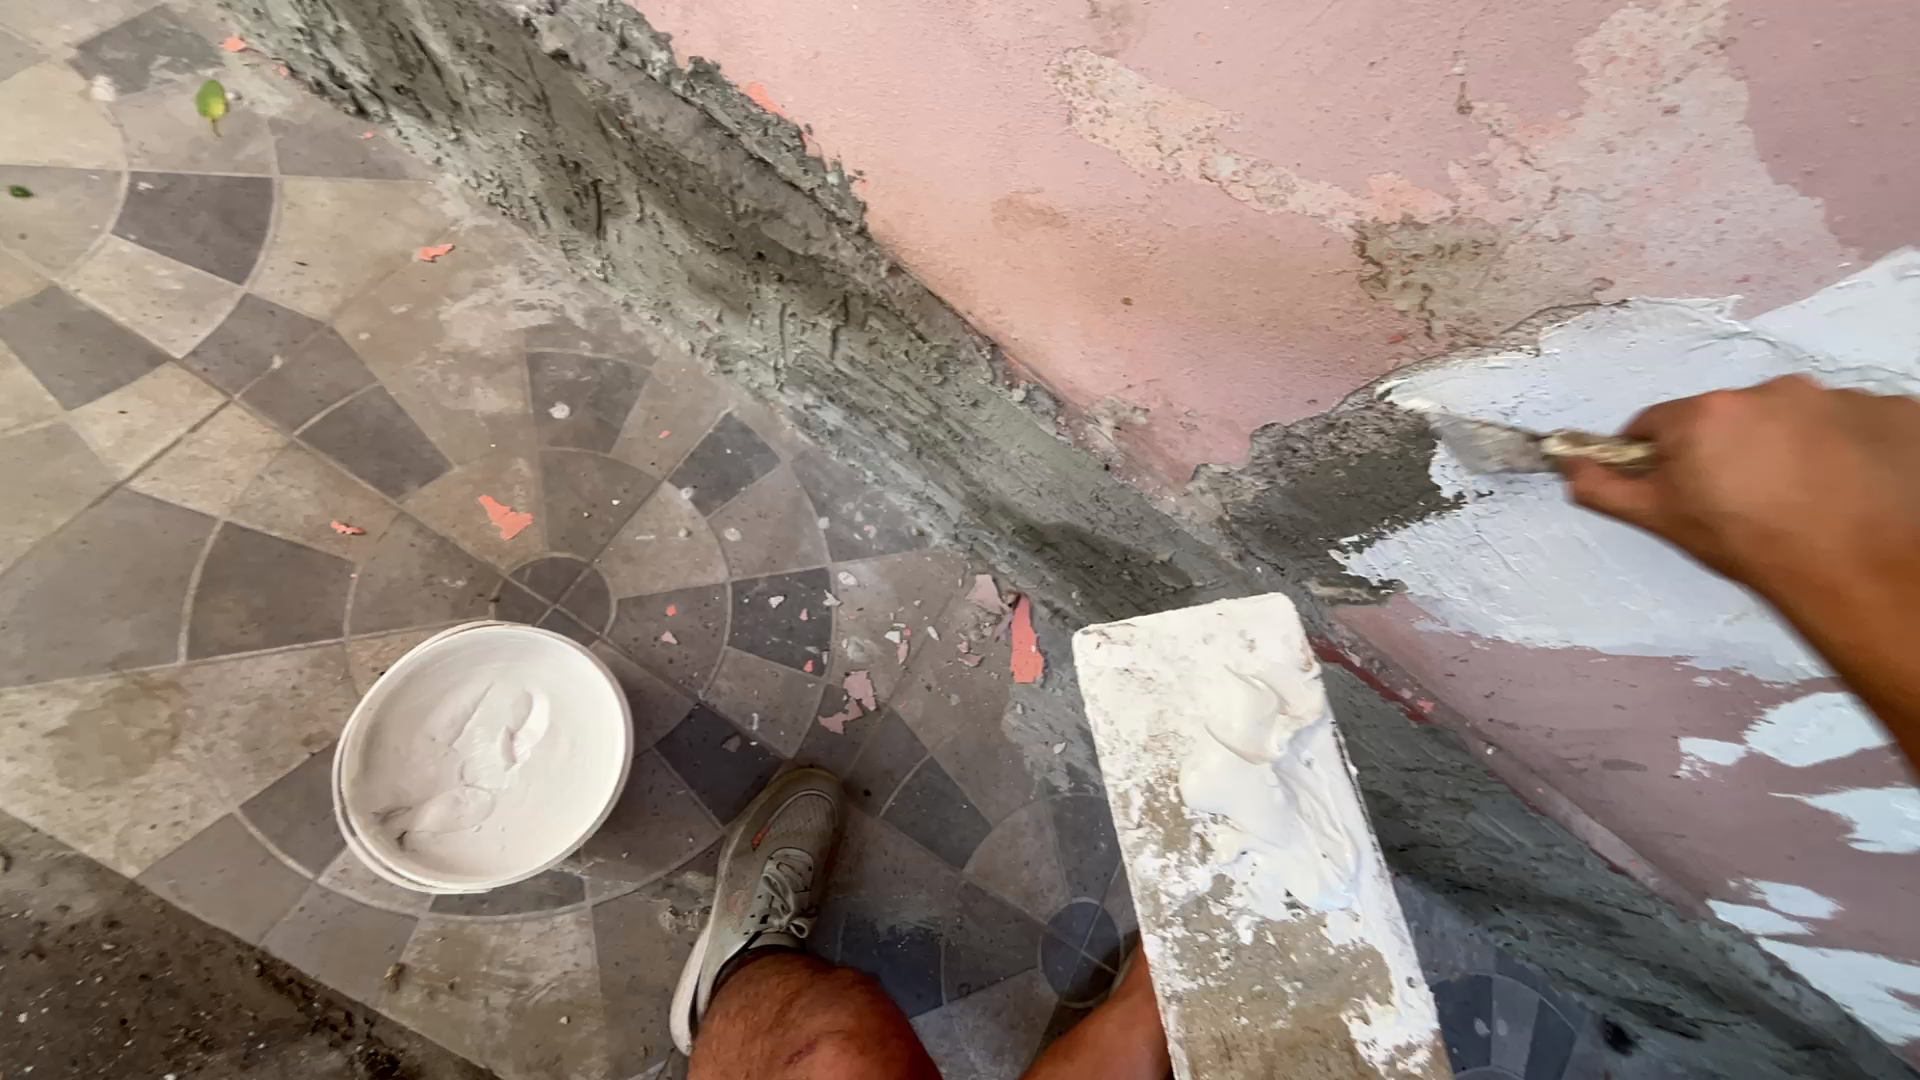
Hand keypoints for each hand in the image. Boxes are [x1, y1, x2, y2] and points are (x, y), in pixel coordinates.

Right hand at [1563, 374, 1919, 767]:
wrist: (1860, 569)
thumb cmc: (1745, 541)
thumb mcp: (1656, 518)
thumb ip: (1601, 486)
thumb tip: (1569, 464)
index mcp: (1705, 414)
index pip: (1656, 423)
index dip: (1654, 454)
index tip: (1672, 483)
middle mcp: (1772, 392)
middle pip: (1725, 416)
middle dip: (1722, 446)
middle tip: (1734, 492)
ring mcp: (1842, 399)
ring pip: (1789, 417)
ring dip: (1783, 443)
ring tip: (1795, 490)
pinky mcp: (1900, 412)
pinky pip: (1851, 422)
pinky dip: (1841, 446)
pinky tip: (1841, 483)